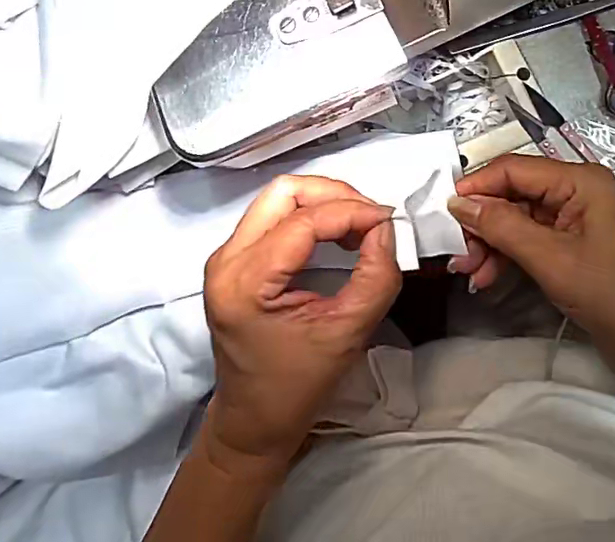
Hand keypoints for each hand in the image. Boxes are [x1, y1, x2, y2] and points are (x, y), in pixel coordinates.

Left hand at [201, 175, 401, 474]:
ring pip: (279, 198)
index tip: (387, 220)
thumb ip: (374, 276)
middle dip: (334, 195)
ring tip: (358, 226)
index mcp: (244, 281)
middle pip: (284, 192)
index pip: (303, 221)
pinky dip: (311, 214)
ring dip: (323, 202)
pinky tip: (337, 233)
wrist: (253, 423)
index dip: (350, 212)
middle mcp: (227, 258)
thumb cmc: (297, 387)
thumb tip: (386, 228)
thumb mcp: (347, 334)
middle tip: (371, 218)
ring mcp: (226, 255)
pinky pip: (275, 215)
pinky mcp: (235, 258)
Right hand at [447, 155, 614, 373]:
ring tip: (468, 273)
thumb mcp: (554, 261)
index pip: (513, 169)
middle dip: (482, 224)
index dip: (476, 187)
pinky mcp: (576, 248)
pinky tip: (489, 278)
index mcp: (579, 180)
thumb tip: (457, 202)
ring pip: (519, 220)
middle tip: (455, 254)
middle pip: (513, 195)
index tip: (442, 213)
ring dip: (491, 244)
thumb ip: (502, 227)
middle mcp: (577, 191)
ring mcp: (577, 221)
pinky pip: (532, 242)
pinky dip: (509, 258)